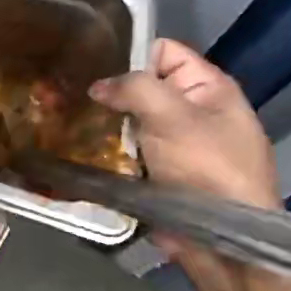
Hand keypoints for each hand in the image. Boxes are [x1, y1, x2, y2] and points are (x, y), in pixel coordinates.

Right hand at [88, 38, 280, 210]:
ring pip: (132, 121)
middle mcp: (194, 111)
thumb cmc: (206, 167)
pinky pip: (129, 150)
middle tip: (70, 95)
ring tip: (69, 121)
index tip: (91, 65)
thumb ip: (134, 88)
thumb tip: (98, 85)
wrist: (221, 239)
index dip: (130, 54)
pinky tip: (83, 149)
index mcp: (208, 88)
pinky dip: (110, 150)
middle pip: (144, 86)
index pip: (163, 51)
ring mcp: (177, 144)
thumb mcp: (173, 116)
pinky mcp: (161, 172)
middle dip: (111, 91)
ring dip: (106, 124)